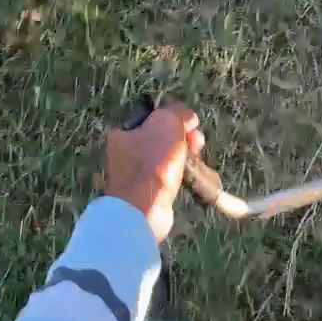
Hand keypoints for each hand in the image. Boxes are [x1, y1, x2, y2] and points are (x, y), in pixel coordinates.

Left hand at [105, 103, 203, 241]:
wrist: (145, 208)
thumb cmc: (153, 160)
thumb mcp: (167, 122)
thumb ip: (178, 112)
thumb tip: (189, 118)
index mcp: (124, 131)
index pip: (155, 116)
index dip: (176, 118)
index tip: (192, 125)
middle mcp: (125, 150)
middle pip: (163, 136)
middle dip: (185, 136)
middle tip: (197, 143)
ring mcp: (135, 173)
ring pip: (167, 156)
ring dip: (186, 154)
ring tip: (197, 159)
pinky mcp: (147, 192)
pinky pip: (168, 175)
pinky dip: (181, 173)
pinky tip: (192, 174)